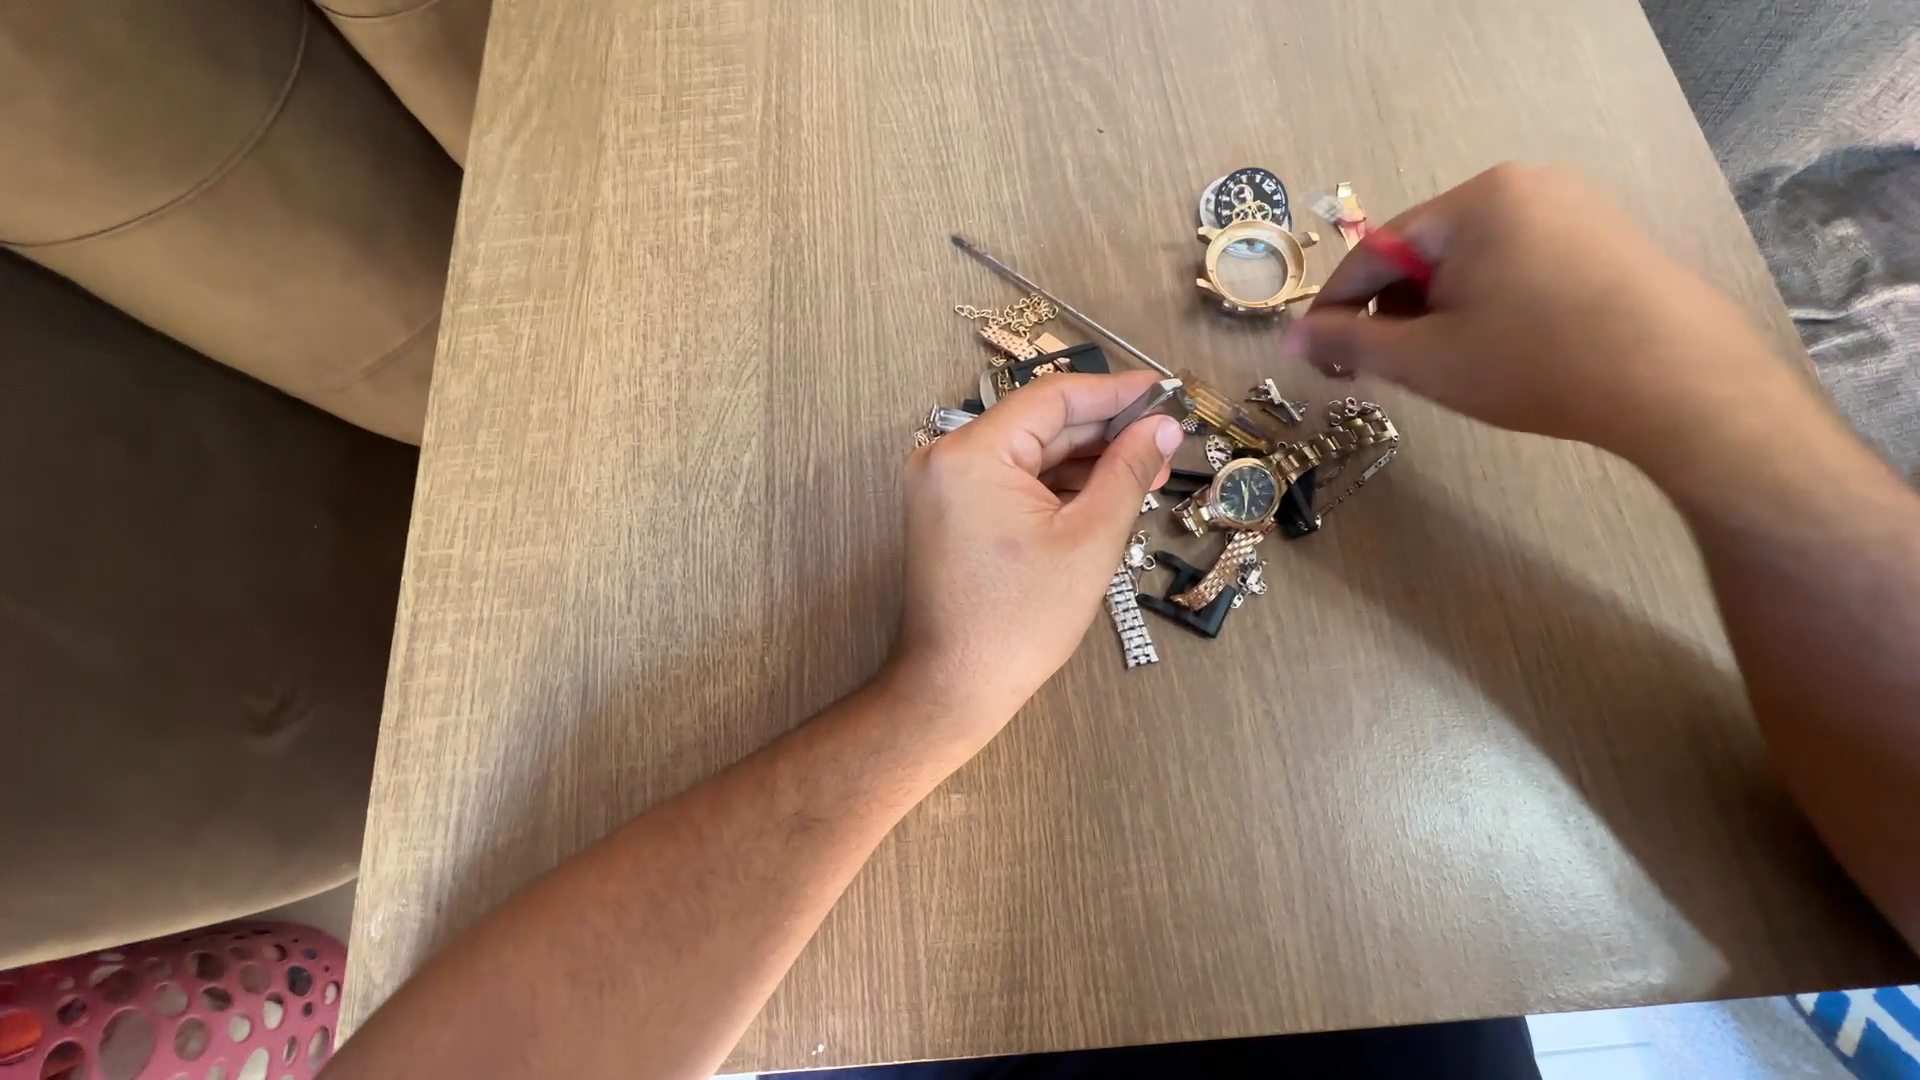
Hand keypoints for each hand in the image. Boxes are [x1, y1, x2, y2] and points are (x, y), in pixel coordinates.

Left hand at [889, 371, 1182, 733]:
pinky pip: (1011, 482)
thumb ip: (1128, 471)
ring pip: (1028, 454)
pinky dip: (1055, 486)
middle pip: (1040, 425)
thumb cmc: (1021, 621)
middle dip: (1105, 433)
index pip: (1053, 398)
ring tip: (1145, 474)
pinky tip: (1102, 494)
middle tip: (1165, 444)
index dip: (1114, 392)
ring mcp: (943, 485)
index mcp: (972, 453)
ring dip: (1084, 462)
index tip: (1164, 392)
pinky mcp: (949, 511)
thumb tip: (1162, 427)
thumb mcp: (1089, 540)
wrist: (955, 686)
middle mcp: (946, 457)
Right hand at [1285, 164, 1798, 465]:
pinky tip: (1493, 348)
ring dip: (1435, 312)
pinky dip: (1483, 304)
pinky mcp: (1602, 237)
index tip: (1313, 353)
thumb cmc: (1533, 363)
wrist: (1679, 382)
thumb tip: (1291, 336)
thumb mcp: (1421, 358)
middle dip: (1392, 312)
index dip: (1333, 306)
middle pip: (1420, 254)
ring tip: (1442, 364)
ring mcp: (1571, 206)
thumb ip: (1345, 341)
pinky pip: (1512, 264)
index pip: (1373, 252)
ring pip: (1465, 263)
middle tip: (1385, 367)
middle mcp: (1524, 185)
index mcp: (1474, 201)